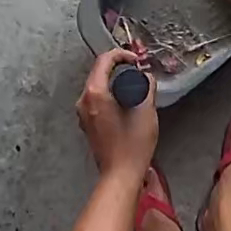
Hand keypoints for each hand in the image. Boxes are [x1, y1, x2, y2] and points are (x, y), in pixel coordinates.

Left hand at [75, 49, 157, 178]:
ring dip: (113, 80)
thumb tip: (147, 78)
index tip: (136, 59)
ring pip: (96, 86)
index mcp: (95, 93)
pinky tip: (123, 100)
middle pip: (98, 72)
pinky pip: (96, 99)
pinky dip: (109, 93)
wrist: (120, 175)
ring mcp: (82, 113)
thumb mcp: (146, 112)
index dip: (121, 55)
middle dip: (117, 67)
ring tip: (133, 84)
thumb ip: (147, 88)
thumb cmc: (132, 145)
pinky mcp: (87, 123)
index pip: (103, 61)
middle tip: (136, 69)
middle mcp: (83, 100)